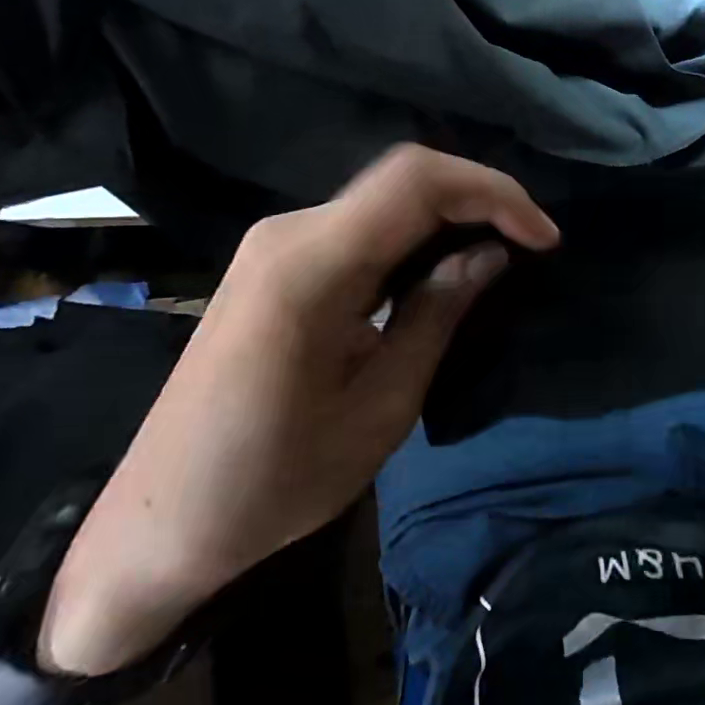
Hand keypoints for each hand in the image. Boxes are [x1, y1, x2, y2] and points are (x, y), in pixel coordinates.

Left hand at [37, 146, 558, 676]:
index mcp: (309, 268)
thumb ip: (437, 315)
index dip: (493, 193)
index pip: (416, 182)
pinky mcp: (275, 264)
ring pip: (385, 198)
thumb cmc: (275, 481)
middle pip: (403, 180)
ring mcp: (275, 246)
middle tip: (532, 246)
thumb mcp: (382, 407)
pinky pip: (361, 226)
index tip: (544, 239)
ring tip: (503, 254)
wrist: (160, 524)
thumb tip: (491, 255)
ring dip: (451, 215)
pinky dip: (416, 234)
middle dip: (480, 199)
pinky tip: (444, 266)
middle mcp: (288, 235)